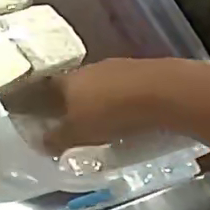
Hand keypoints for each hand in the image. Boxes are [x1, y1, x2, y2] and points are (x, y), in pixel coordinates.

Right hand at [40, 57, 195, 151]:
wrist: (167, 92)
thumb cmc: (110, 113)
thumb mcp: (78, 135)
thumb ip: (57, 139)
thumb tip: (41, 143)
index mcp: (65, 80)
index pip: (45, 90)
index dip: (42, 104)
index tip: (44, 118)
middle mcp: (88, 68)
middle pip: (75, 86)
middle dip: (74, 102)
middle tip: (77, 122)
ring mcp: (118, 65)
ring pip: (102, 84)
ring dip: (103, 99)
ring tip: (108, 119)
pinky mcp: (146, 68)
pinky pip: (127, 86)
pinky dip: (126, 98)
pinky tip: (133, 113)